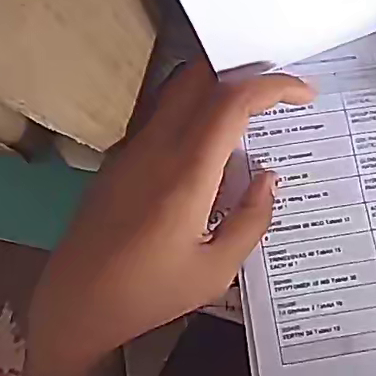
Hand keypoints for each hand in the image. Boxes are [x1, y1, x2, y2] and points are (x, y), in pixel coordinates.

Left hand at [24, 65, 313, 375]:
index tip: (303, 93)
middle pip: (201, 76)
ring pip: (179, 88)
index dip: (273, 87)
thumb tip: (269, 179)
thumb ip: (251, 220)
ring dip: (218, 85)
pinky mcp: (121, 156)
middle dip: (246, 72)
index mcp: (186, 172)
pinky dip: (196, 108)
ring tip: (250, 113)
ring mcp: (134, 146)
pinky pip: (164, 112)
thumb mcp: (214, 271)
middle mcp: (157, 146)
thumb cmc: (146, 293)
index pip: (232, 102)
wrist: (72, 303)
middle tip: (278, 94)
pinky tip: (211, 145)